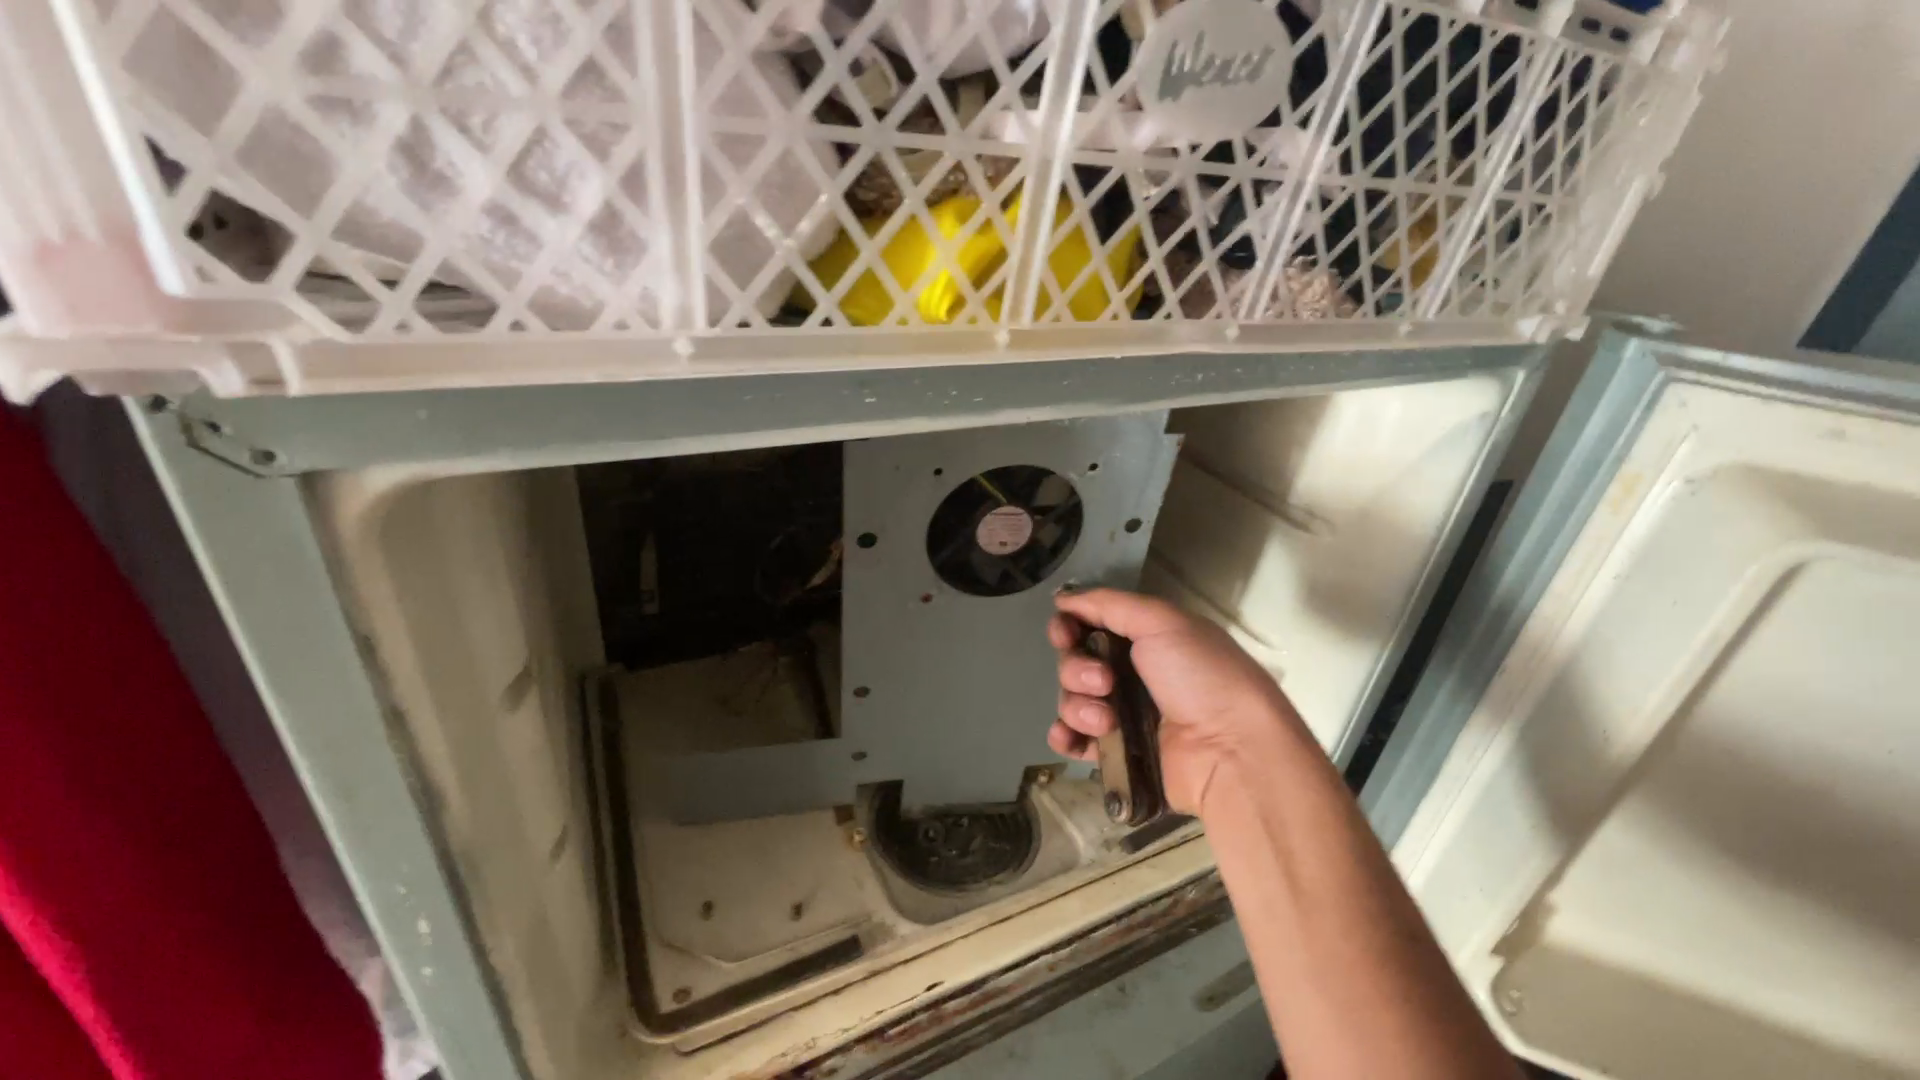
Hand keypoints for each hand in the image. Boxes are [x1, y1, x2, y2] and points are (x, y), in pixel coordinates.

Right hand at [1047, 588, 1304, 818]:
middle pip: (1075, 663)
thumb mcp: (1163, 622)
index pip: (1090, 625)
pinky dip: (1067, 738)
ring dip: (1078, 707)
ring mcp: (1124, 717)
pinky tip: (1072, 740)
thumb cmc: (1201, 677)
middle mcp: (1133, 675)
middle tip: (1105, 682)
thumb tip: (1063, 597)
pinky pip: (1075, 741)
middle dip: (1077, 670)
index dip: (1068, 627)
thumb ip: (1109, 604)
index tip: (1065, 634)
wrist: (1230, 751)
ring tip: (1106, 721)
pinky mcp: (1118, 755)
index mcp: (1147, 639)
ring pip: (1073, 701)